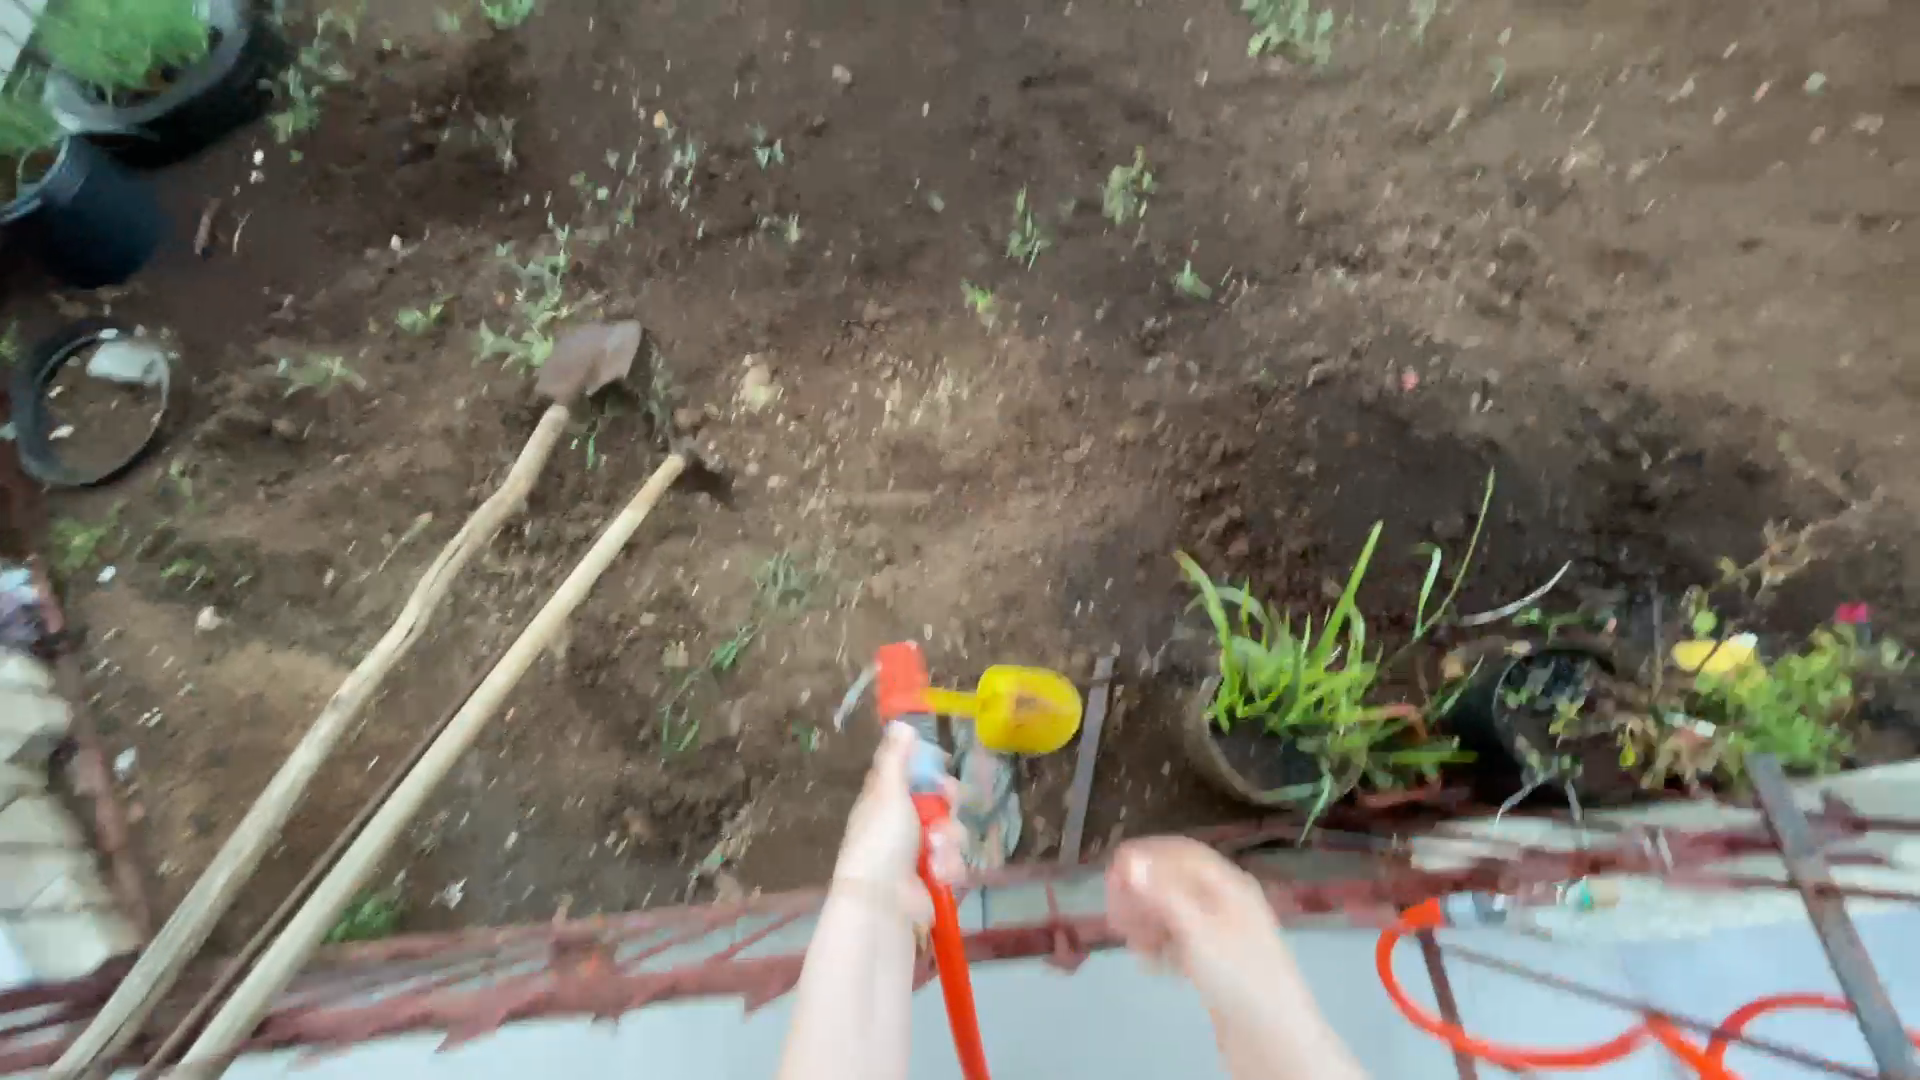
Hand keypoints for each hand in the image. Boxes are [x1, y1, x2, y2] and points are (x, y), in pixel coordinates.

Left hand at [832, 724, 965, 922]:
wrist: (883, 904)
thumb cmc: (882, 840)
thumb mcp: (887, 791)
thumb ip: (897, 758)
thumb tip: (901, 724)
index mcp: (885, 801)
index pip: (914, 777)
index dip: (932, 772)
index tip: (942, 769)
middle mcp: (902, 826)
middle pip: (940, 803)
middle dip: (948, 806)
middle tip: (948, 805)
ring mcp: (919, 855)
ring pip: (952, 833)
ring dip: (950, 841)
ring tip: (937, 852)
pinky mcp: (935, 880)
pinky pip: (956, 862)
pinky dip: (951, 867)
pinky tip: (941, 874)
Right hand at [1105, 837, 1299, 1025]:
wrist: (1276, 1043)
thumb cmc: (1237, 977)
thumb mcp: (1197, 930)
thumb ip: (1161, 893)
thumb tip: (1129, 859)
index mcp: (1228, 884)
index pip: (1181, 854)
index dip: (1145, 856)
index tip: (1113, 872)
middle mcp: (1226, 902)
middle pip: (1174, 882)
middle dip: (1142, 893)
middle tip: (1114, 911)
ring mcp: (1223, 934)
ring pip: (1175, 912)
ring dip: (1148, 920)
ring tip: (1131, 942)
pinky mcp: (1217, 962)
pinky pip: (1181, 939)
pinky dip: (1161, 943)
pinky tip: (1151, 962)